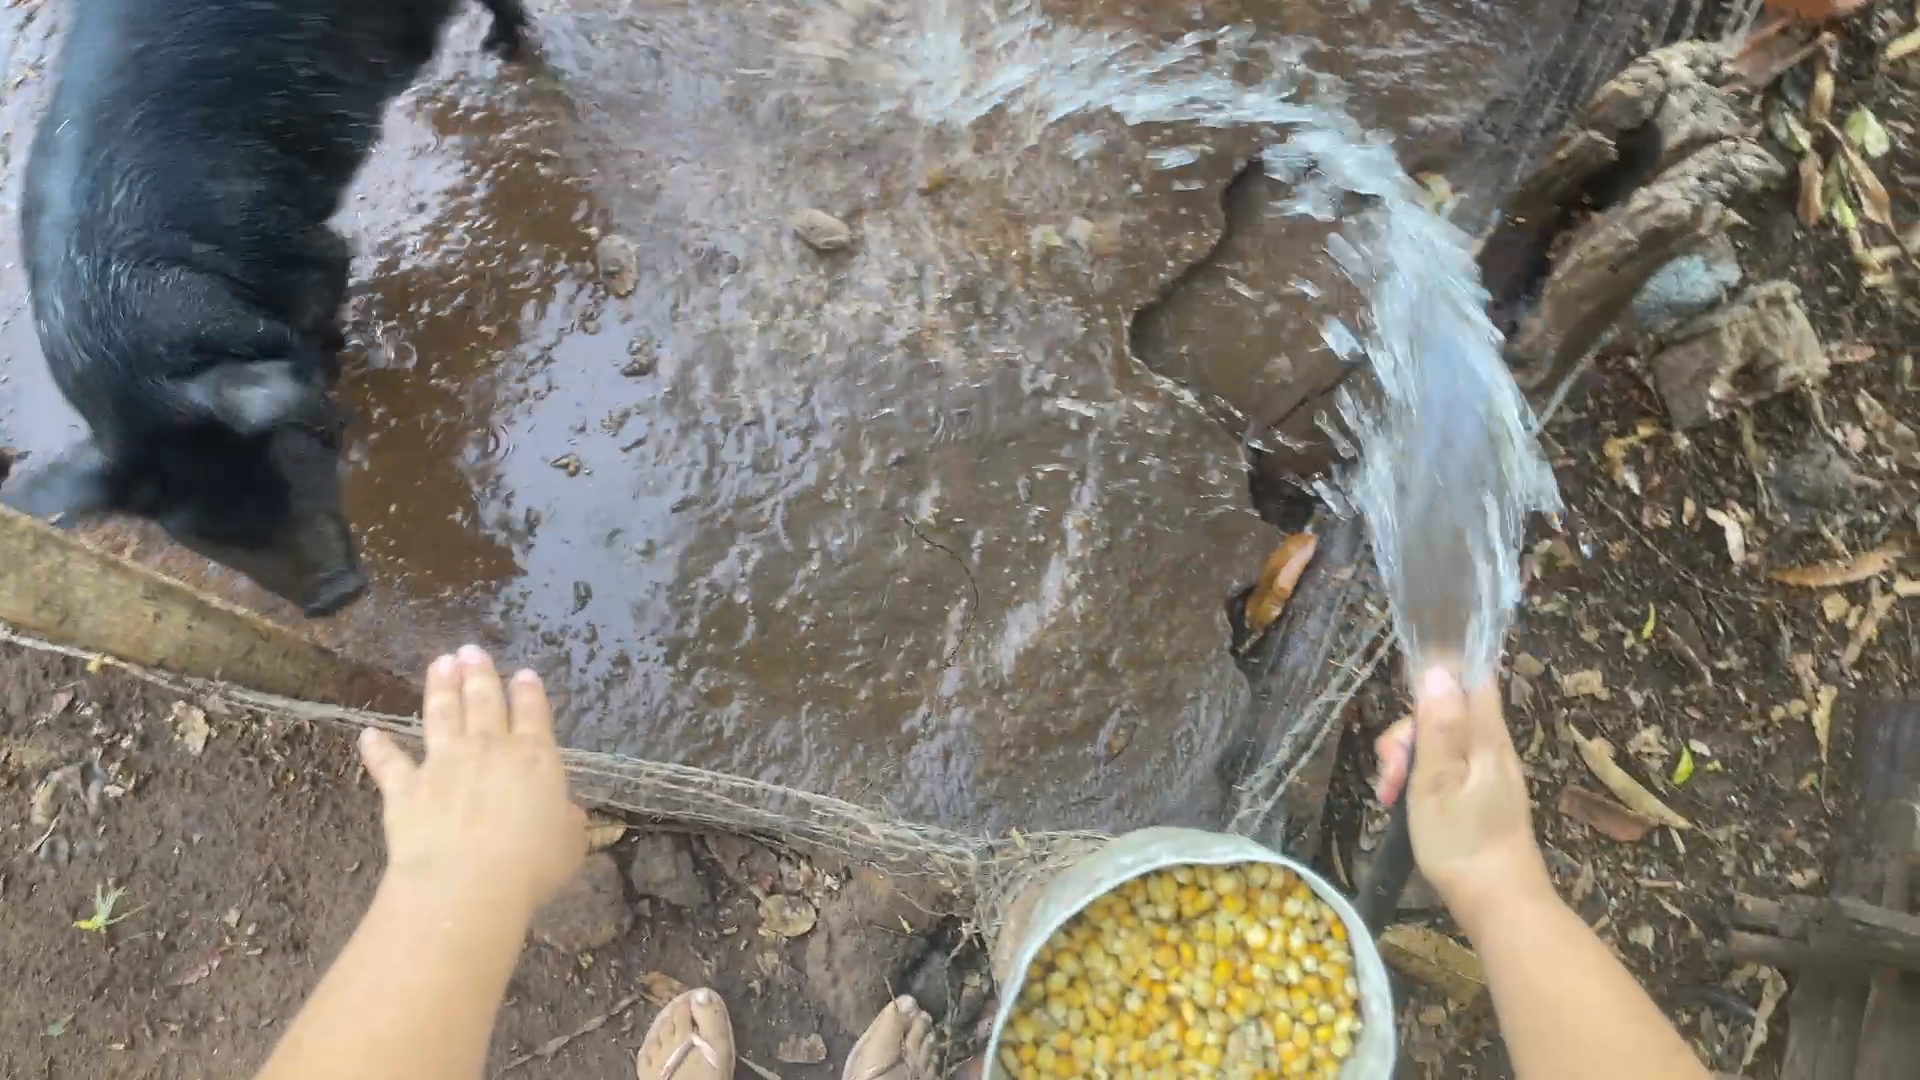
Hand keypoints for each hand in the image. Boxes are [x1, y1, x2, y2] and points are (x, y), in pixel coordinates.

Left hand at [357, 645, 586, 918]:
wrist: (467, 884)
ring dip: (440, 687)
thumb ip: (568, 821)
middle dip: (481, 674)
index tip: (524, 672)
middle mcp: (492, 748)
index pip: (534, 712)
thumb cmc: (532, 862)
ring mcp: (445, 764)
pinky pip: (389, 764)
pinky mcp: (405, 789)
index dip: (529, 691)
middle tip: (472, 650)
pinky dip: (378, 749)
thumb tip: (567, 813)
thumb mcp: (569, 841)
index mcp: (536, 756)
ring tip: (440, 662)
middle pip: (485, 701)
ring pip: (443, 715)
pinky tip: (368, 734)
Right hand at [1373, 667, 1551, 933]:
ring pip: (1438, 742)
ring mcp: (1488, 774)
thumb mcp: (1436, 779)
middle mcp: (1492, 749)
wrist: (1498, 905)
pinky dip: (1419, 778)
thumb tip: (1438, 671)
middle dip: (1406, 734)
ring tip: (1390, 796)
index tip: (1405, 699)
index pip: (1472, 682)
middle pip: (1442, 714)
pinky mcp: (1481, 796)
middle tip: (1391, 772)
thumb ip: (1437, 725)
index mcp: (1486, 740)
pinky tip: (1403, 803)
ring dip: (1407, 760)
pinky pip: (1444, 768)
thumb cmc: (1461, 840)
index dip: (1439, 676)